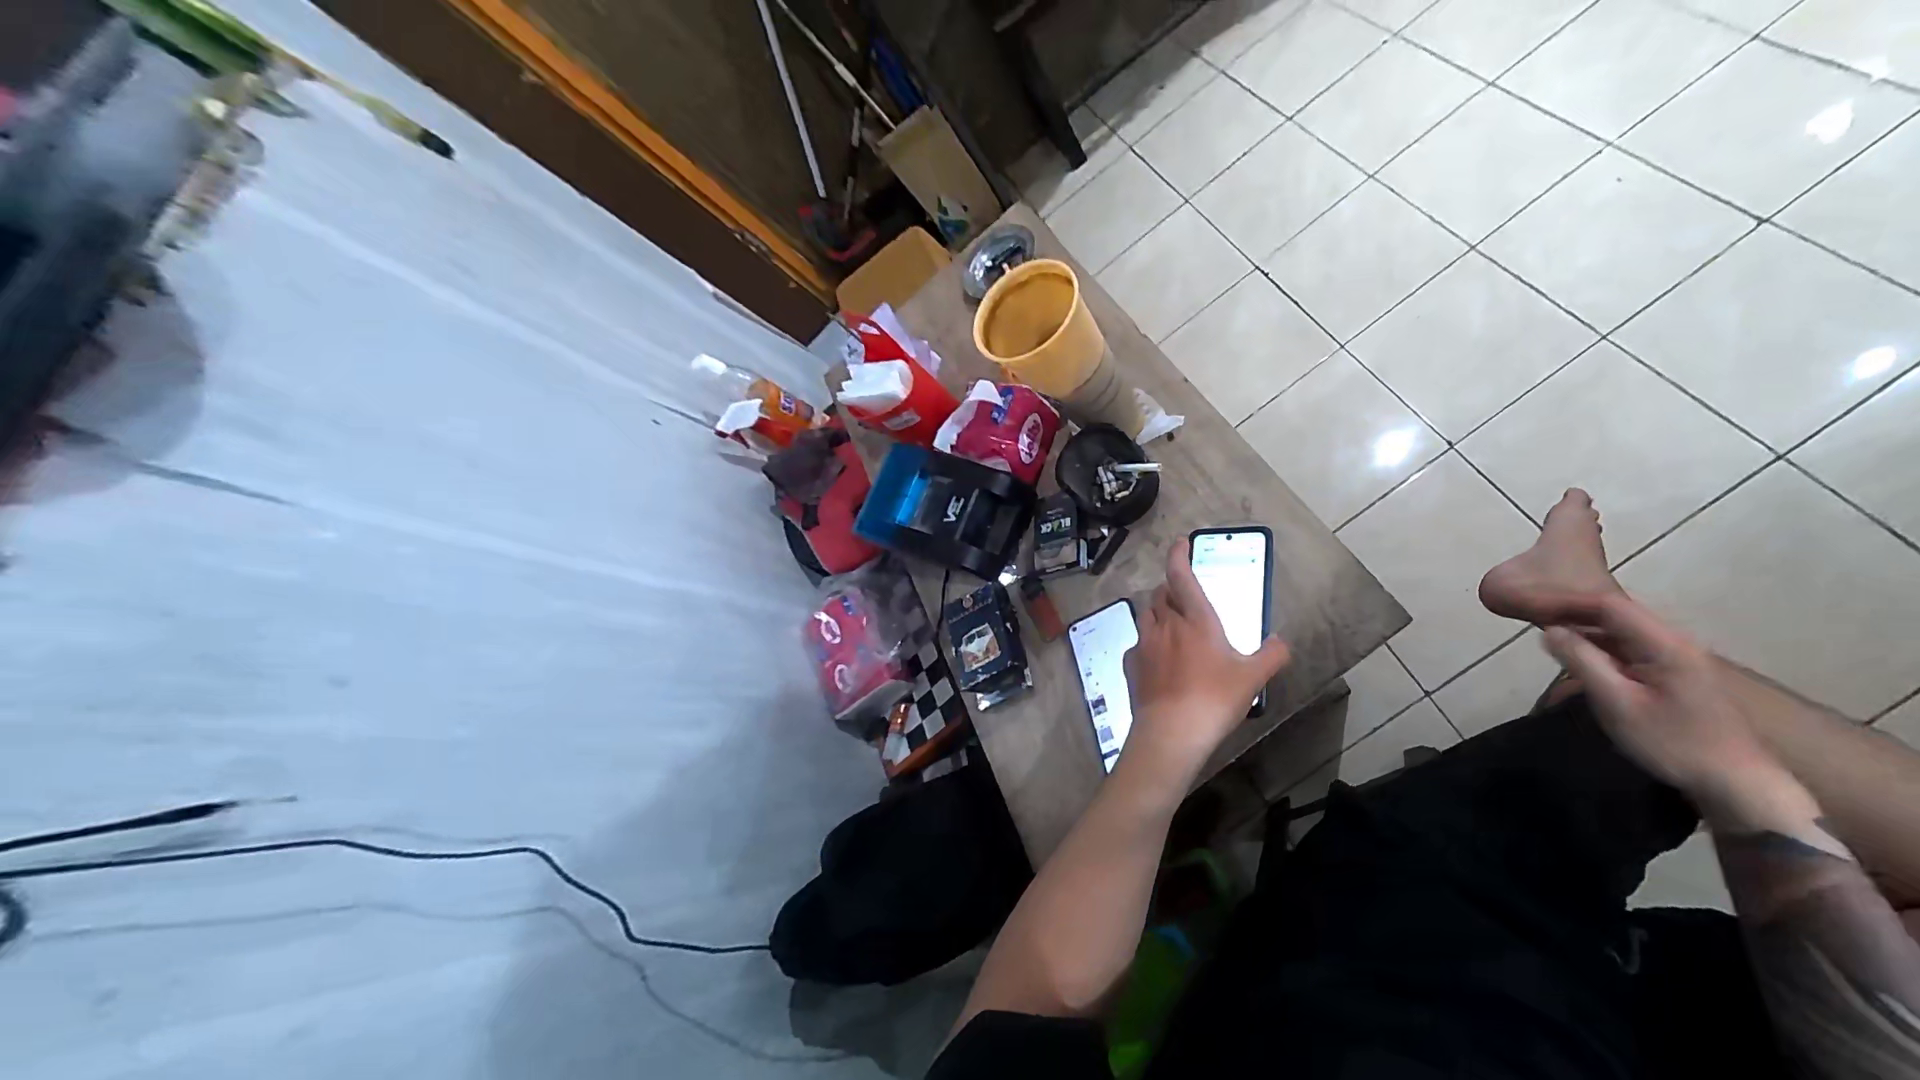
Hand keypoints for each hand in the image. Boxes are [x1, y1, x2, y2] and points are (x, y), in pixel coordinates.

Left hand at [1122, 539, 1290, 782]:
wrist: (1170, 732)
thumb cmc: (1213, 699)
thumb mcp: (1253, 678)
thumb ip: (1272, 655)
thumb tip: (1282, 641)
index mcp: (1196, 621)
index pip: (1182, 576)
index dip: (1178, 555)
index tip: (1180, 543)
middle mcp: (1165, 625)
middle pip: (1161, 594)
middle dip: (1171, 589)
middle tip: (1184, 596)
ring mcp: (1144, 644)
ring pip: (1146, 615)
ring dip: (1158, 612)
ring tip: (1172, 624)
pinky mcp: (1130, 664)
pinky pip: (1137, 643)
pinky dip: (1148, 642)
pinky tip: (1158, 657)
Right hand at [1537, 593, 1776, 798]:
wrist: (1737, 784)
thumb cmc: (1673, 742)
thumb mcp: (1617, 703)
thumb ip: (1582, 661)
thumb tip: (1550, 630)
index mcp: (1665, 644)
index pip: (1609, 605)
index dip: (1567, 602)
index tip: (1529, 606)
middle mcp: (1676, 643)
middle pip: (1618, 613)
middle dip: (1574, 612)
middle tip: (1533, 618)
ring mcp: (1680, 659)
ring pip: (1624, 631)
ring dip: (1586, 629)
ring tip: (1550, 636)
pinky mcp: (1677, 674)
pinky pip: (1632, 647)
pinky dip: (1602, 645)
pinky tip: (1581, 657)